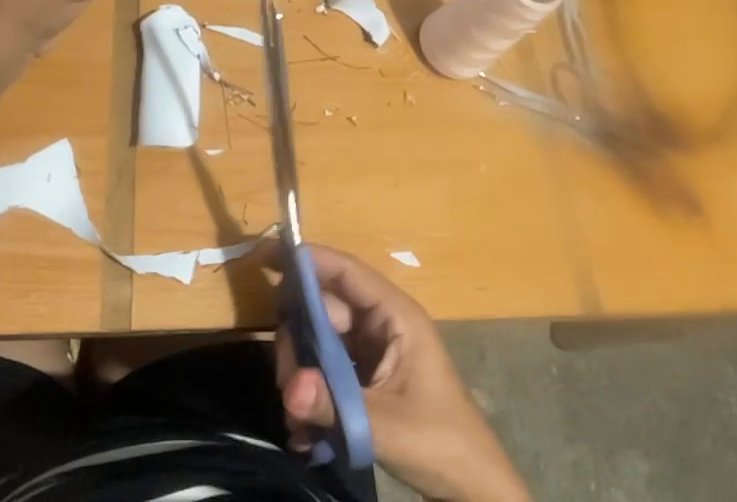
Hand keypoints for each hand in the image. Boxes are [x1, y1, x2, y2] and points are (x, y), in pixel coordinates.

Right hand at [275, 246, 530, 501]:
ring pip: (319, 344)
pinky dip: (311, 396)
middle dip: (297, 340)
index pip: (346, 272)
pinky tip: (304, 434)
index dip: (308, 260)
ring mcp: (372, 351)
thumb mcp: (383, 425)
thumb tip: (289, 386)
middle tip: (285, 381)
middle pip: (323, 310)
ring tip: (296, 418)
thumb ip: (333, 404)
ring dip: (301, 375)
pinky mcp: (364, 378)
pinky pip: (325, 372)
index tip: (267, 256)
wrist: (469, 486)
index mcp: (396, 316)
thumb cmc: (438, 441)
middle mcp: (381, 325)